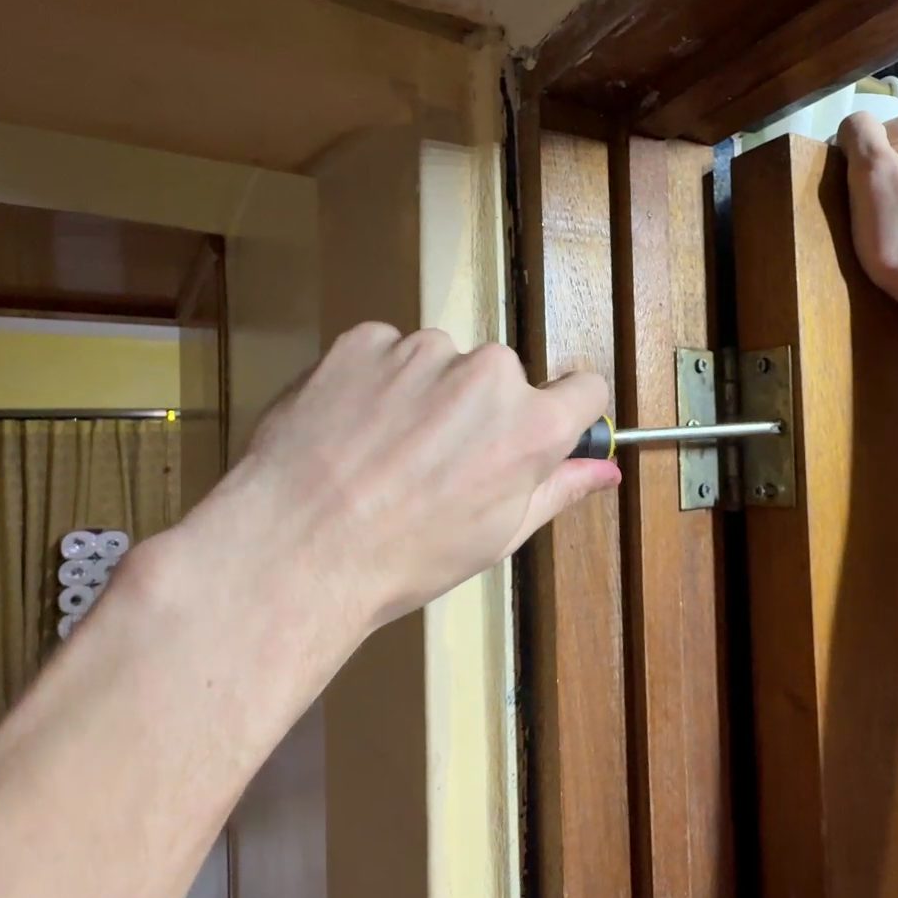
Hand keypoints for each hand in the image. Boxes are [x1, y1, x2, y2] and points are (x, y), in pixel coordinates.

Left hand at [187, 322, 618, 636]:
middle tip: (436, 462)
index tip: (540, 429)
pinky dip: (376, 380)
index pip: (584, 388)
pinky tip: (351, 427)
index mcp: (531, 428)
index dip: (566, 411)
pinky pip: (386, 351)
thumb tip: (605, 470)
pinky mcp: (364, 339)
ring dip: (425, 393)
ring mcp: (422, 351)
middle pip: (503, 378)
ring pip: (442, 363)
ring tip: (383, 450)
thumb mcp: (497, 535)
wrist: (293, 548)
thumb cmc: (402, 558)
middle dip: (479, 411)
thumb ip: (559, 489)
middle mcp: (487, 376)